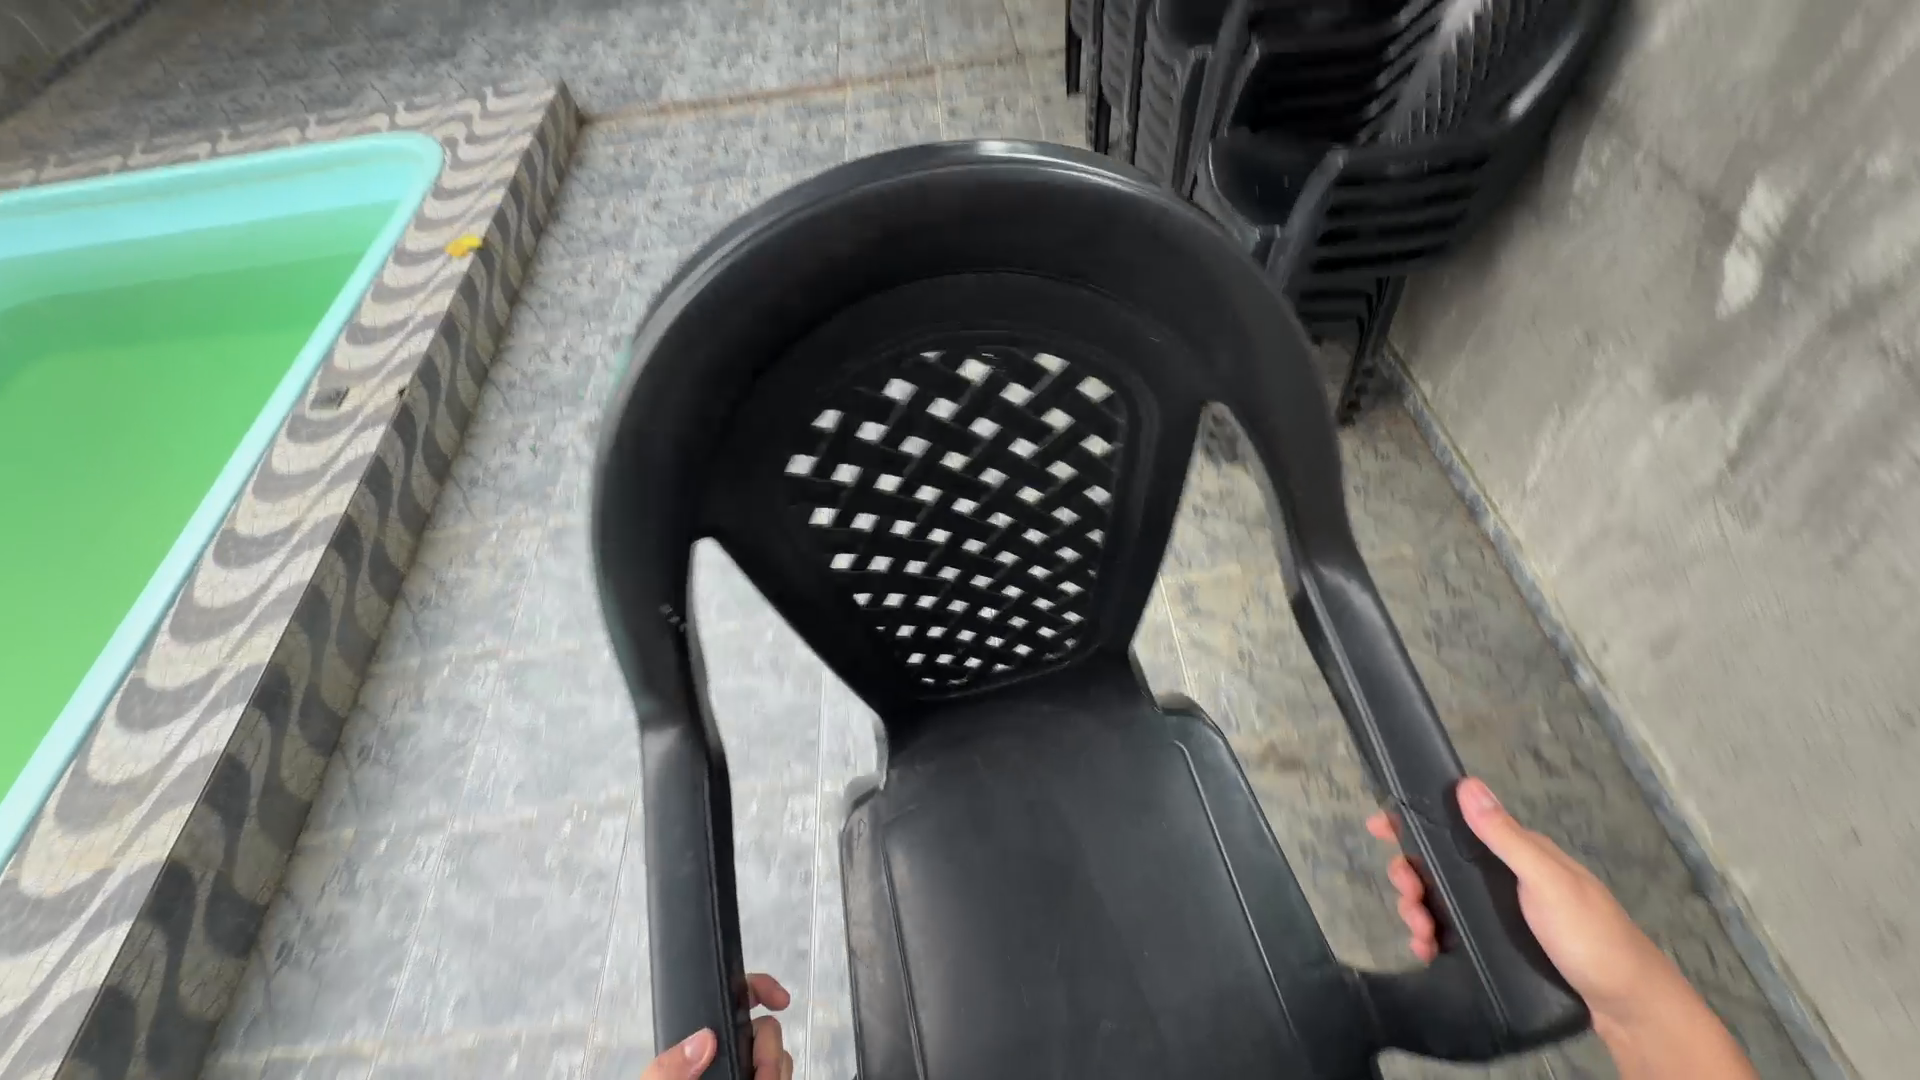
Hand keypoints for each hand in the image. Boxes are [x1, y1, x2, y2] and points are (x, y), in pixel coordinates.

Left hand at [641, 973, 793, 1079]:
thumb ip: (668, 1069)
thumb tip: (704, 1039)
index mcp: (697, 1050)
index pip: (732, 1002)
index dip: (759, 988)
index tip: (781, 1000)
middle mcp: (723, 1060)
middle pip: (765, 1030)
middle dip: (771, 1050)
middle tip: (763, 1077)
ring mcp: (743, 1076)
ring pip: (778, 1059)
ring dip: (776, 1072)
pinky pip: (780, 1077)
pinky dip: (778, 1079)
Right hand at [1371, 780, 1757, 1079]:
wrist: (1633, 1012)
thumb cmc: (1593, 939)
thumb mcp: (1549, 883)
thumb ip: (1507, 837)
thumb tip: (1467, 784)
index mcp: (1516, 853)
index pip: (1453, 824)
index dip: (1412, 823)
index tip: (1378, 828)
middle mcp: (1503, 877)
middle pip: (1436, 865)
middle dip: (1410, 878)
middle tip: (1407, 901)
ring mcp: (1500, 912)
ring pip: (1439, 899)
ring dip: (1417, 911)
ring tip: (1420, 934)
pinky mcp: (1498, 943)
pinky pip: (1450, 931)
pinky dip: (1431, 938)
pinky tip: (1427, 950)